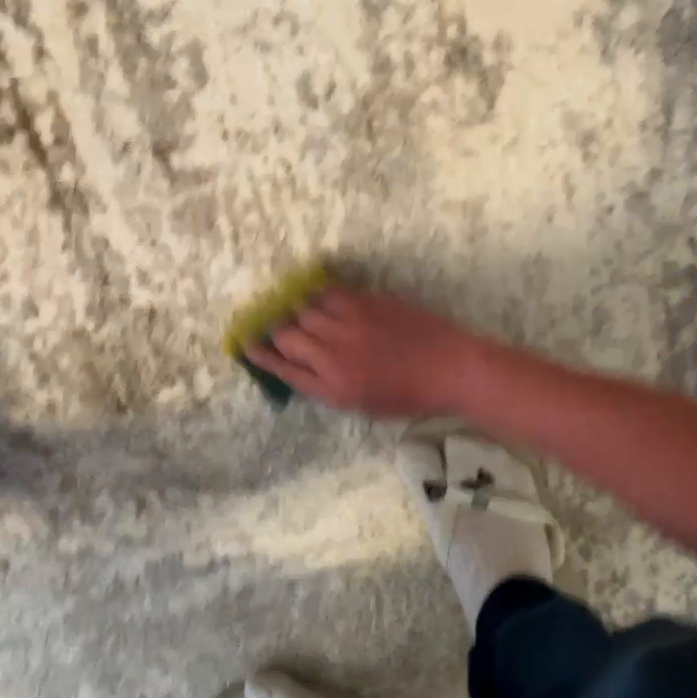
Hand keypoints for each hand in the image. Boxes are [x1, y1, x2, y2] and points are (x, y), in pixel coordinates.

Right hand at [244, 289, 488, 415]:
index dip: (261, 355)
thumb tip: (308, 366)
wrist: (450, 368)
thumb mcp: (364, 403)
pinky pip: (329, 293)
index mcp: (332, 389)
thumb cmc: (411, 394)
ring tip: (302, 308)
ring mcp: (348, 327)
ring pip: (304, 310)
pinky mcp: (365, 304)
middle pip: (287, 336)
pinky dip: (321, 294)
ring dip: (298, 309)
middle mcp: (332, 357)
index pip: (282, 369)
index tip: (246, 343)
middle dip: (276, 330)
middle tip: (276, 323)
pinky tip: (323, 295)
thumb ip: (332, 384)